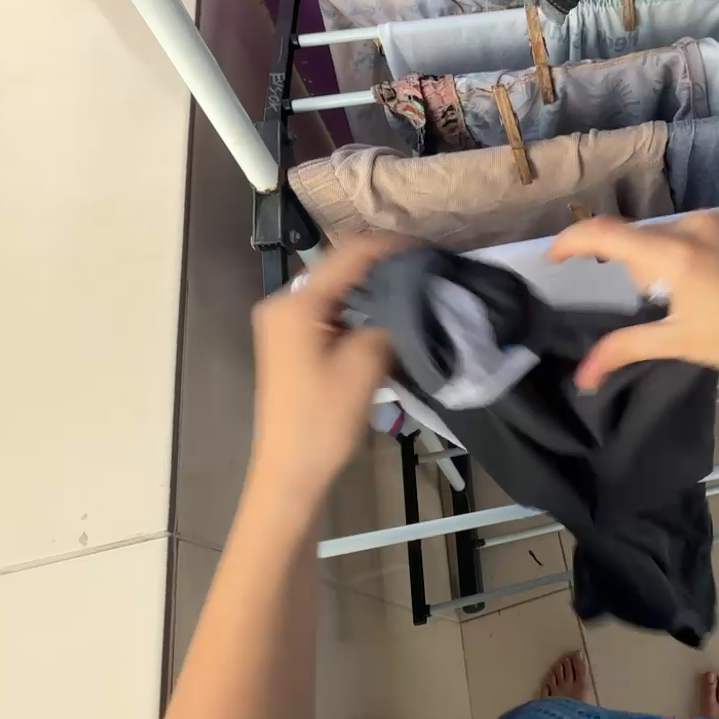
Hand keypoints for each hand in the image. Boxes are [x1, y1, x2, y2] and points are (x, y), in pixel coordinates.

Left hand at [247, 233, 407, 512]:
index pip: (351, 254)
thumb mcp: (366, 363)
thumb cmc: (324, 419)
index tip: (433, 250)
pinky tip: (393, 314)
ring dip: (378, 286)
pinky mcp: (296, 340)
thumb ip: (389, 318)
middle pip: (344, 267)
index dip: (394, 246)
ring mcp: (288, 322)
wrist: (292, 472)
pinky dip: (365, 306)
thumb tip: (413, 296)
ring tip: (420, 289)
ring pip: (342, 288)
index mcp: (296, 303)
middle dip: (388, 265)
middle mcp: (286, 303)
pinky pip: (336, 309)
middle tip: (431, 270)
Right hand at [548, 213, 718, 392]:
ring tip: (689, 298)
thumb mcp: (681, 344)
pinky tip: (714, 284)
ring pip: (671, 234)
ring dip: (663, 259)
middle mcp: (696, 225)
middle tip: (647, 301)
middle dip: (631, 265)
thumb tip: (582, 376)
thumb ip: (625, 350)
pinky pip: (700, 231)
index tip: (555, 257)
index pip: (606, 234)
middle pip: (641, 237)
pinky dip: (690, 251)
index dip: (571, 241)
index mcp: (676, 254)